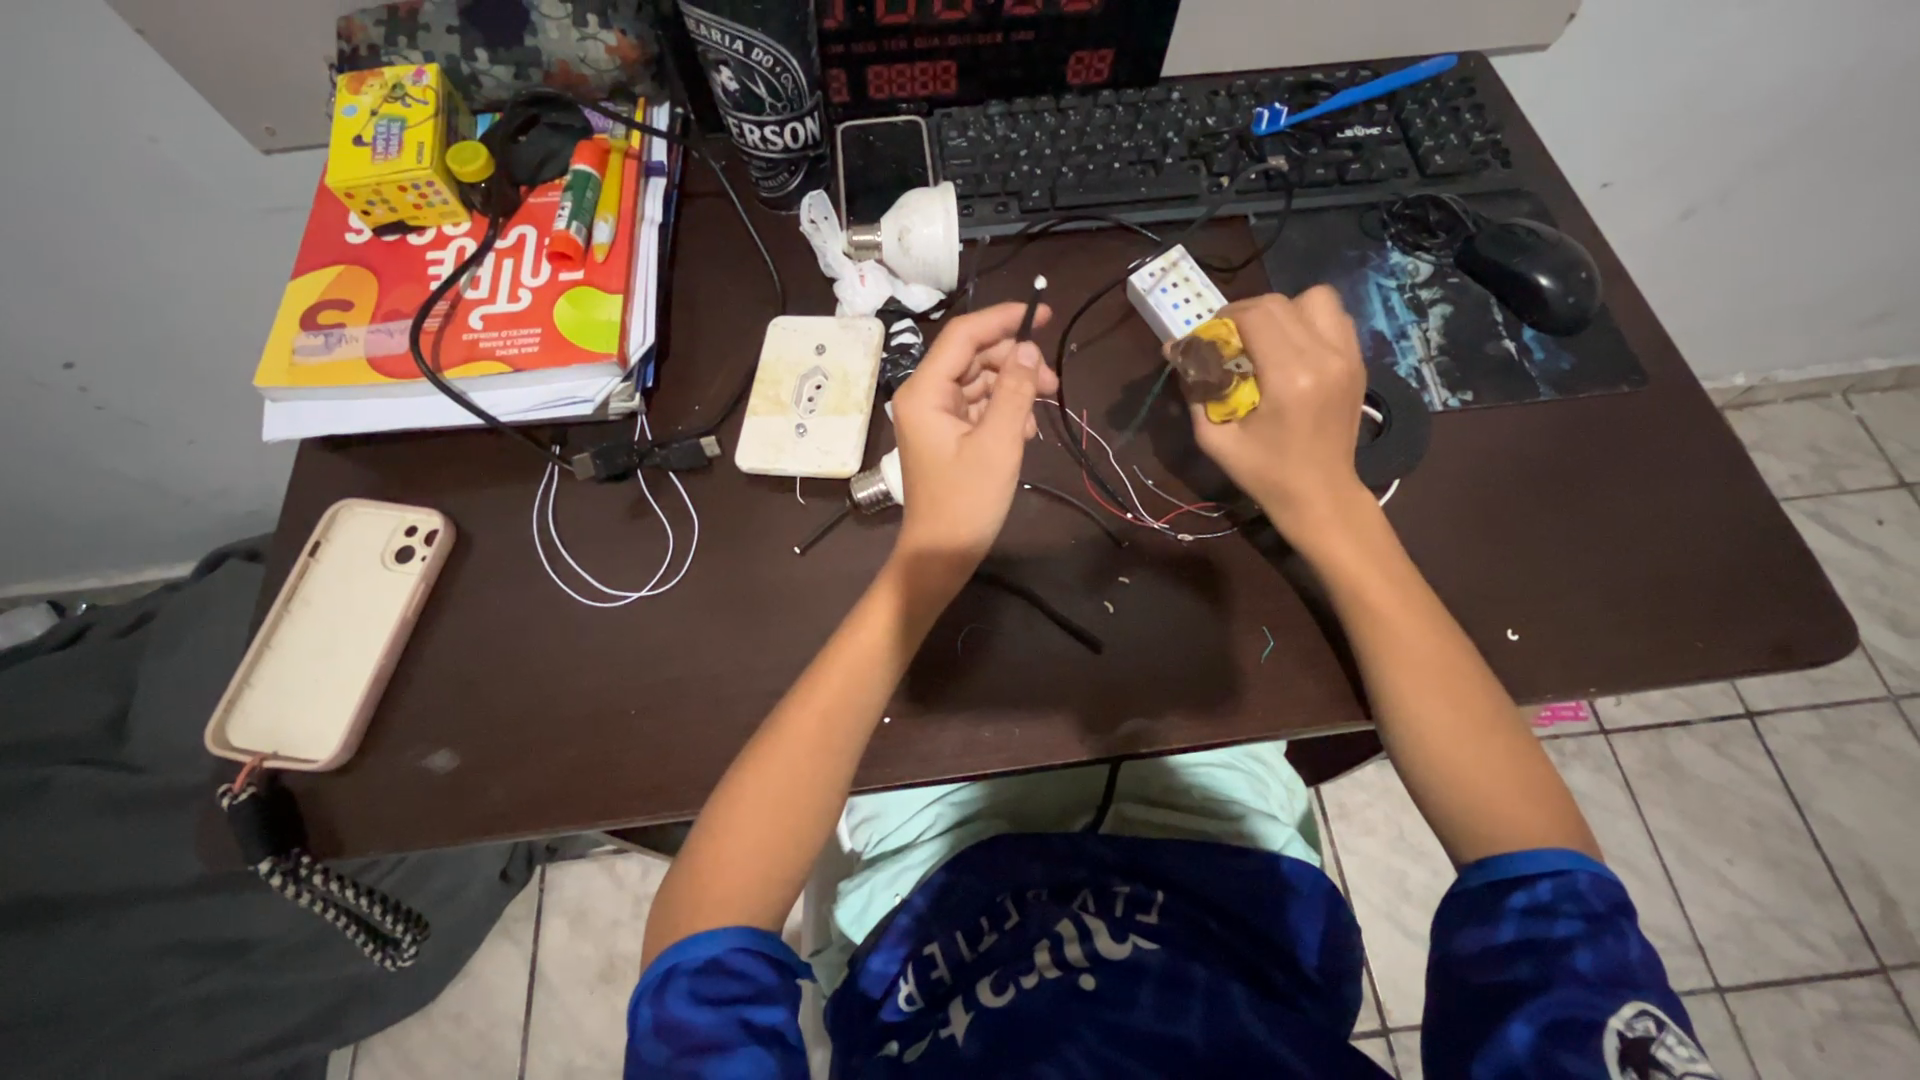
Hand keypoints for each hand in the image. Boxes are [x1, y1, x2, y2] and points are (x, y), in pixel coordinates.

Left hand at [890, 302, 1058, 584]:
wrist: (940, 554)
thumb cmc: (966, 502)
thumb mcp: (998, 443)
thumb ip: (1015, 392)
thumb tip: (1029, 350)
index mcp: (924, 392)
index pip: (963, 335)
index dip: (1003, 320)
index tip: (1043, 316)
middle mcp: (924, 396)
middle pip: (973, 357)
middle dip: (1015, 363)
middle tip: (1052, 383)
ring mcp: (934, 416)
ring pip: (979, 382)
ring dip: (1013, 390)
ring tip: (1039, 413)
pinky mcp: (946, 435)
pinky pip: (977, 407)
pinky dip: (1002, 412)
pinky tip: (1024, 432)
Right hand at [1188, 287, 1371, 539]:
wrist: (1320, 494)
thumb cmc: (1265, 473)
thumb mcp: (1216, 439)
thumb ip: (1196, 391)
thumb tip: (1178, 352)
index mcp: (1289, 377)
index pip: (1255, 315)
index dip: (1224, 319)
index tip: (1209, 339)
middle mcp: (1324, 357)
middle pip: (1280, 303)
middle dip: (1246, 312)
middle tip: (1231, 338)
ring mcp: (1348, 357)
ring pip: (1315, 298)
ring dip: (1284, 311)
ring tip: (1267, 338)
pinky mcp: (1358, 362)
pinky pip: (1334, 317)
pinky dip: (1310, 321)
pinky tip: (1293, 348)